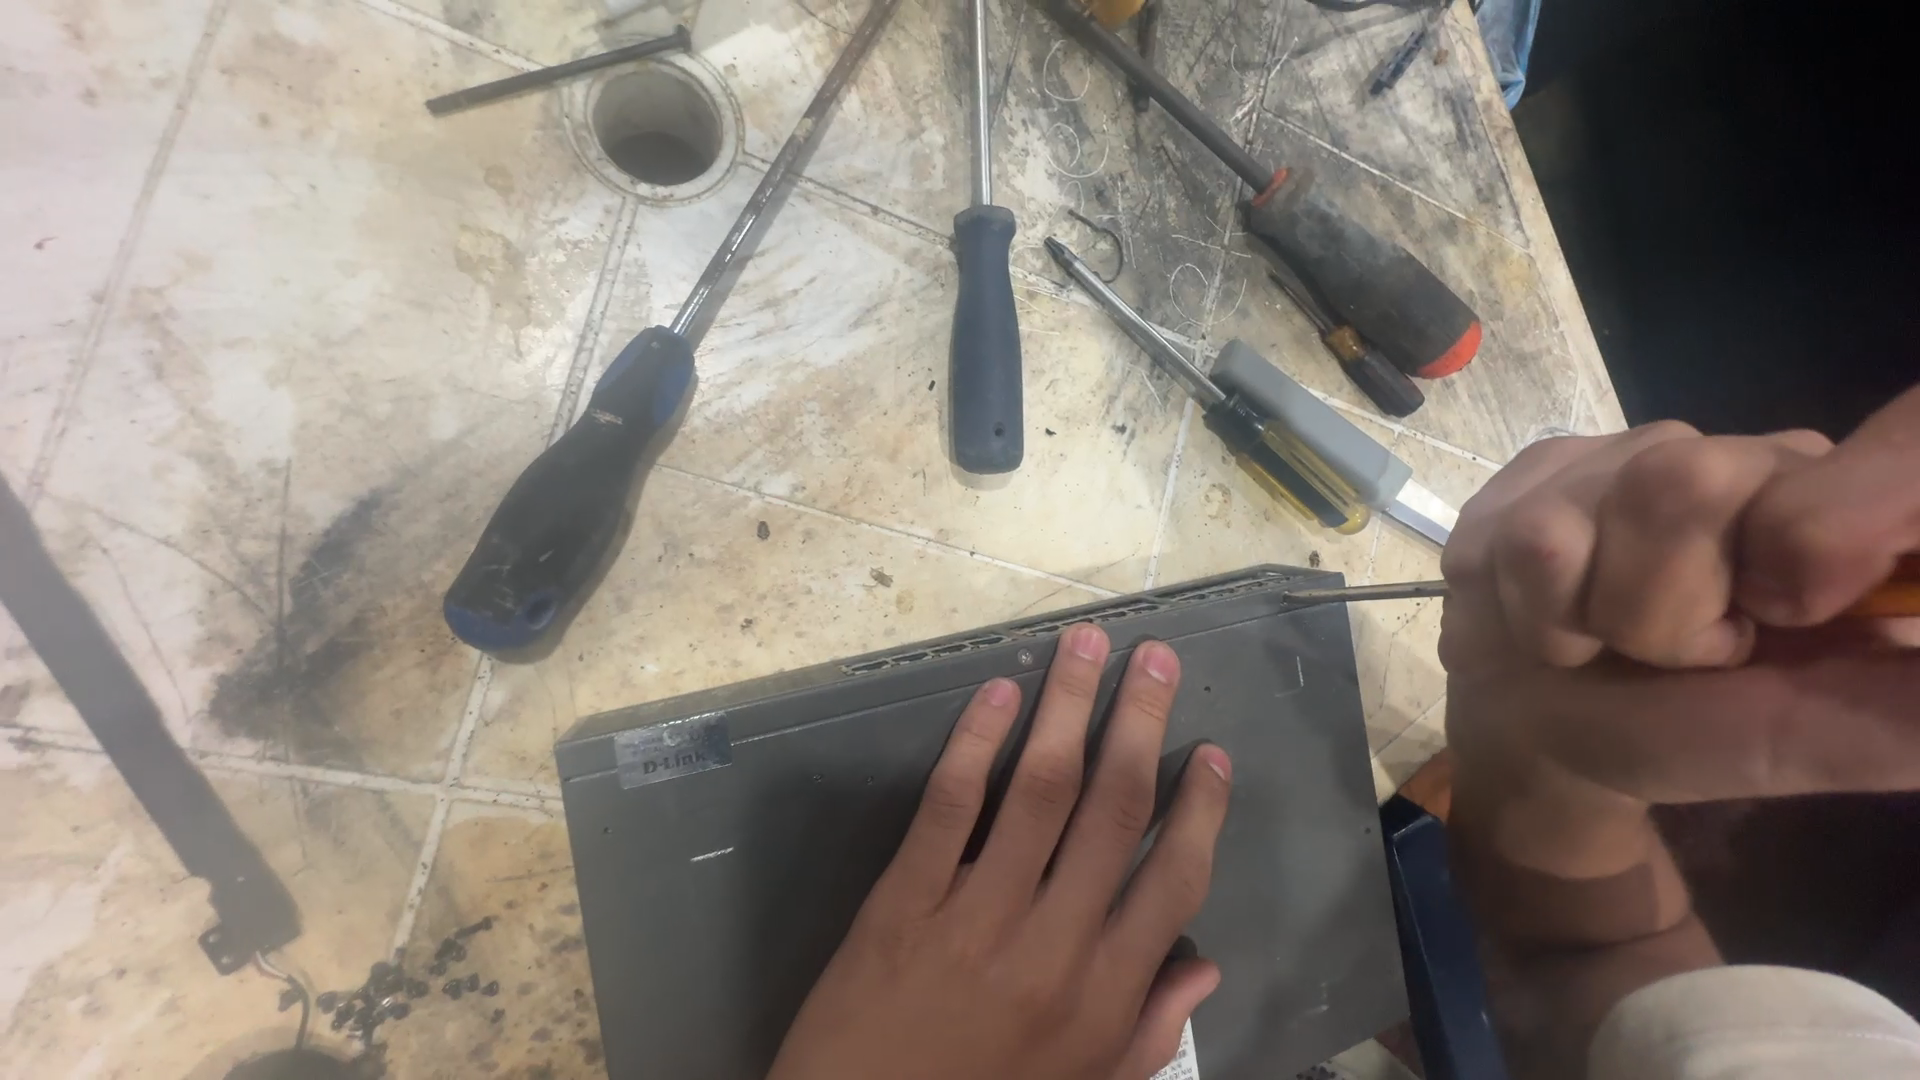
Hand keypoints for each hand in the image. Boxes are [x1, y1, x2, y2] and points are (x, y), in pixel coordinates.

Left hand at [768, 624, 1233, 1079]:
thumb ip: (1148, 1029)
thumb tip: (1206, 965)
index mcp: (1103, 992)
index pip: (1175, 881)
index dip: (1200, 808)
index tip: (1211, 751)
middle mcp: (1053, 943)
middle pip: (1113, 810)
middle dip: (1140, 723)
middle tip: (1155, 659)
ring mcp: (976, 914)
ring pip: (1040, 790)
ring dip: (1069, 707)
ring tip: (1087, 646)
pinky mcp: (905, 898)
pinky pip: (949, 806)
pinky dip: (977, 743)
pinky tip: (999, 692)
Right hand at [1439, 382, 1919, 914]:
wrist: (1533, 725)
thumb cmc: (1670, 731)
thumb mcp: (1809, 739)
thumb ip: (1904, 713)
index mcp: (1836, 507)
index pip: (1823, 481)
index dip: (1777, 567)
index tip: (1748, 641)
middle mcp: (1738, 454)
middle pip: (1678, 482)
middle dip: (1643, 604)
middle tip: (1647, 647)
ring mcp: (1618, 451)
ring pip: (1569, 517)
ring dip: (1568, 609)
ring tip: (1583, 631)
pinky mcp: (1529, 470)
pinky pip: (1503, 530)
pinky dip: (1513, 595)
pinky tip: (1533, 603)